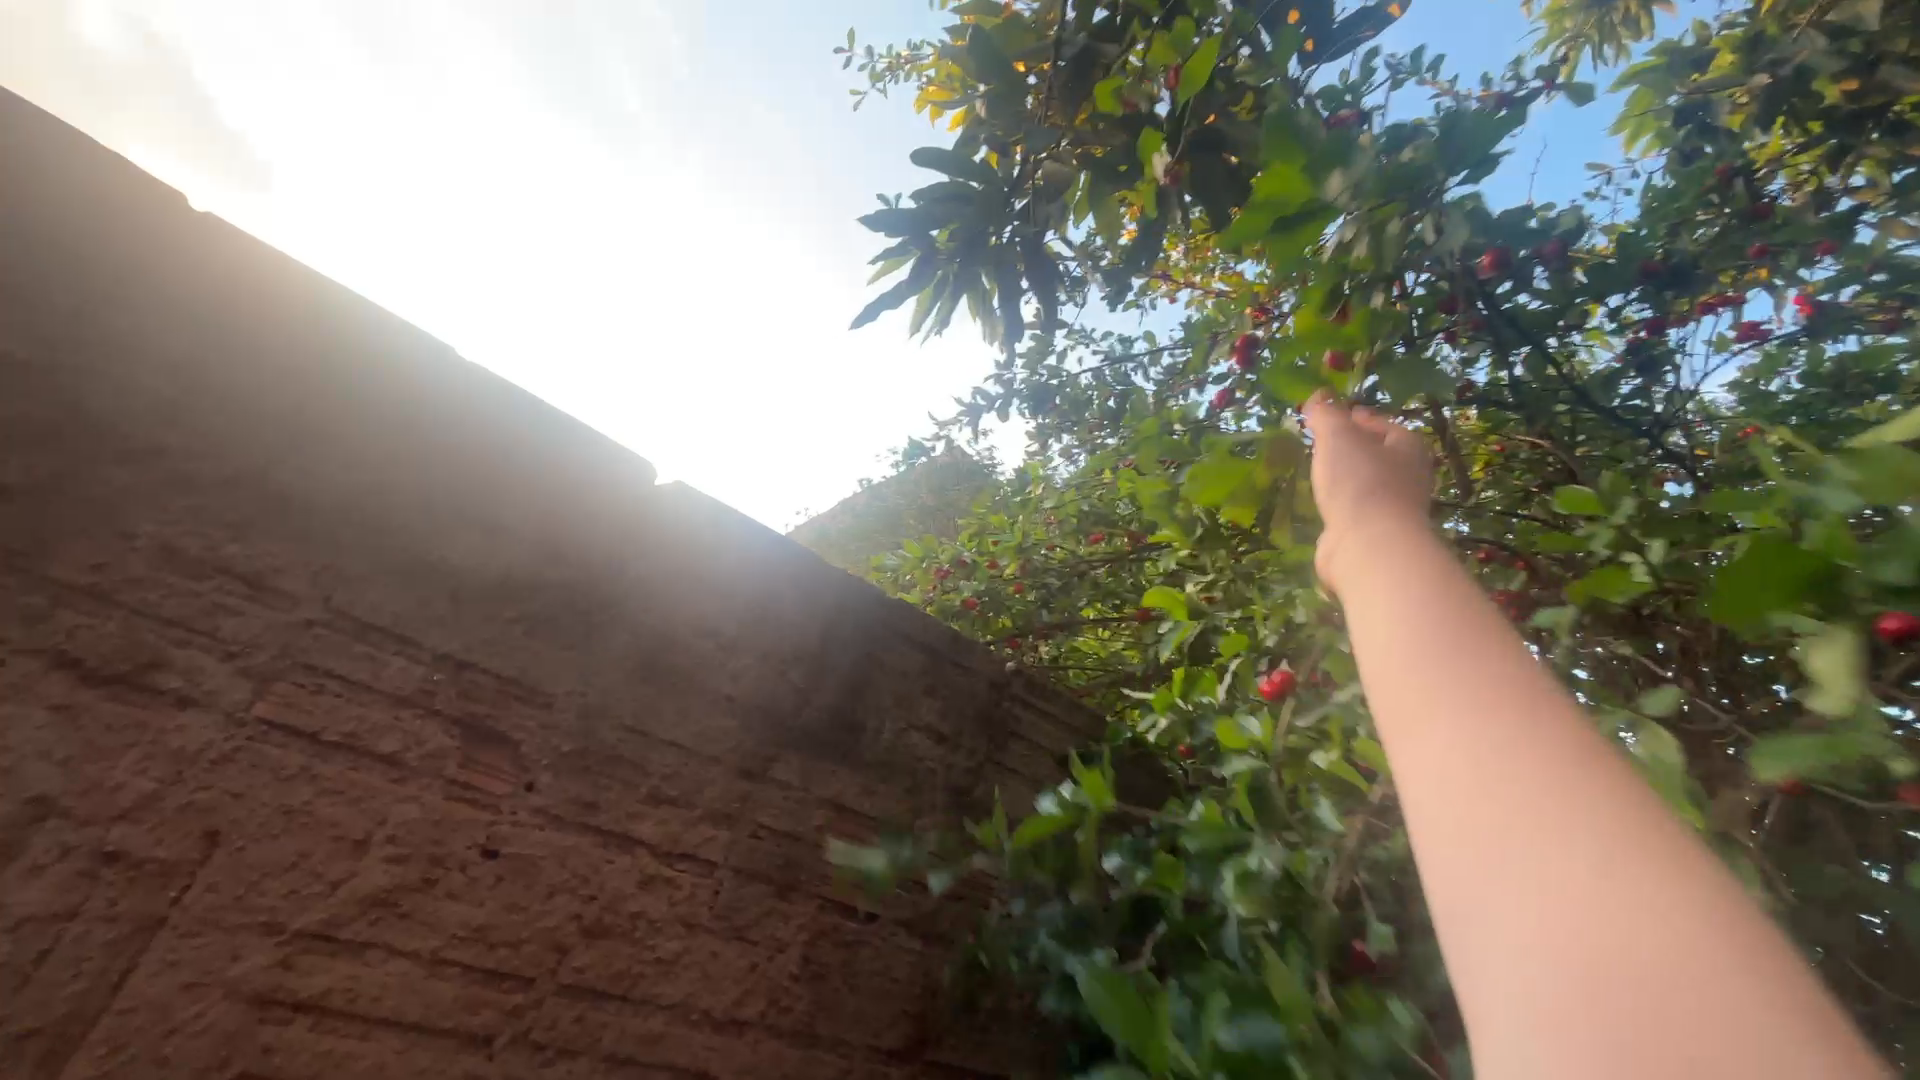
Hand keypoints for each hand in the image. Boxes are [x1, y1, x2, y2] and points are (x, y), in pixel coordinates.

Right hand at [1302, 390, 1435, 594]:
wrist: (1370, 545)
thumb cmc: (1359, 482)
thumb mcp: (1338, 436)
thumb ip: (1326, 413)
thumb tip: (1318, 394)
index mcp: (1408, 446)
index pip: (1382, 424)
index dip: (1356, 418)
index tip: (1329, 418)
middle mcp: (1409, 475)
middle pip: (1378, 454)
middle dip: (1353, 448)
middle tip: (1322, 444)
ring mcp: (1395, 507)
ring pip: (1368, 483)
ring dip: (1347, 478)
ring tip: (1319, 473)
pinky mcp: (1377, 533)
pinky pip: (1357, 509)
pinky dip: (1342, 504)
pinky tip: (1324, 504)